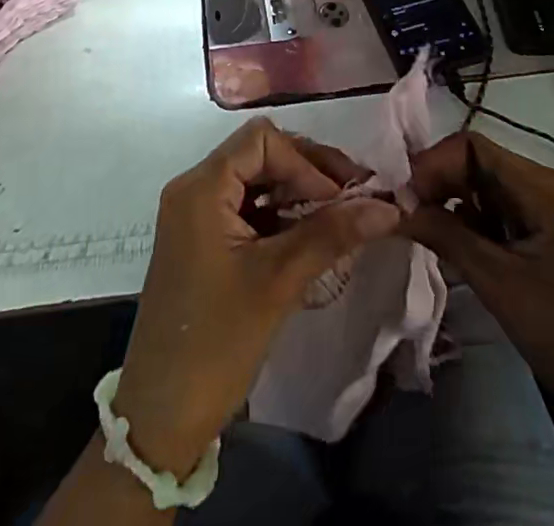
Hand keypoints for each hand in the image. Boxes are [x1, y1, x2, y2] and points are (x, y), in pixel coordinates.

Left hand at [113, 119, 399, 477]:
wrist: (164, 411)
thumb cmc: (216, 340)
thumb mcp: (277, 281)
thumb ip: (332, 234)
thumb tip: (389, 206)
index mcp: (200, 189)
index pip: (262, 141)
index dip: (306, 162)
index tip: (340, 199)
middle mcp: (194, 191)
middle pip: (260, 155)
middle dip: (310, 172)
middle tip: (356, 198)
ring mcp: (198, 217)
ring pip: (258, 183)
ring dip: (301, 194)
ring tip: (343, 218)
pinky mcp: (206, 242)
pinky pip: (250, 211)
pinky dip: (284, 217)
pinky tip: (314, 237)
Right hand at [400, 132, 553, 433]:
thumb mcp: (497, 283)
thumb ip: (445, 234)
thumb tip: (397, 206)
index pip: (476, 148)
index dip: (432, 166)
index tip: (404, 202)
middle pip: (486, 164)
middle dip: (444, 188)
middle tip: (413, 223)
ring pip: (497, 187)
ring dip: (463, 208)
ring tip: (443, 245)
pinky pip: (516, 208)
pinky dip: (486, 224)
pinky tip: (474, 253)